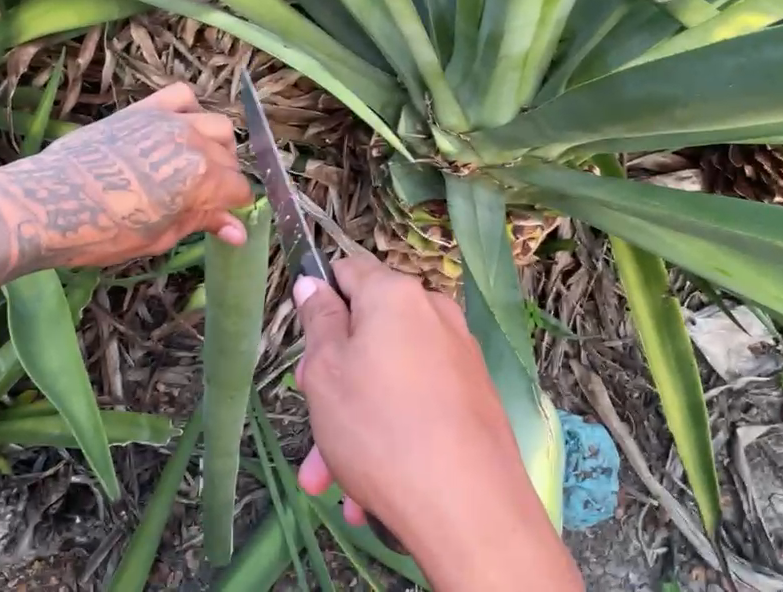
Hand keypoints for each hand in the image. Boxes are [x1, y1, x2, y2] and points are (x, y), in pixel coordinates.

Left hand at [0, 83, 252, 270]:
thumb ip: (202, 223)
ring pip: (215, 124)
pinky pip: (182, 95)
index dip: (233, 207)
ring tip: (194, 165)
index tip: (220, 217)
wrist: (48, 203)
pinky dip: (189, 109)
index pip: (239, 189)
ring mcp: (169, 120)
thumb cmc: (104, 232)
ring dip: (214, 144)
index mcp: (203, 178)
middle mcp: (193, 141)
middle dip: (223, 180)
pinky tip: (177, 129)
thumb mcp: (160, 237)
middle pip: (230, 158)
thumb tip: (238, 232)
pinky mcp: (144, 108)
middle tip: (201, 200)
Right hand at [292, 254, 583, 590]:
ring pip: (389, 376)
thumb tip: (313, 282)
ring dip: (354, 419)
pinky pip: (418, 403)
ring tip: (330, 479)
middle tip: (312, 419)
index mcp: (395, 294)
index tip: (306, 347)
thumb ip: (317, 321)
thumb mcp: (326, 372)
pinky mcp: (475, 398)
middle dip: (332, 377)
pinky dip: (391, 432)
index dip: (319, 303)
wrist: (471, 512)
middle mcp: (433, 314)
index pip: (346, 270)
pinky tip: (369, 491)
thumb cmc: (382, 431)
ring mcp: (459, 357)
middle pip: (367, 332)